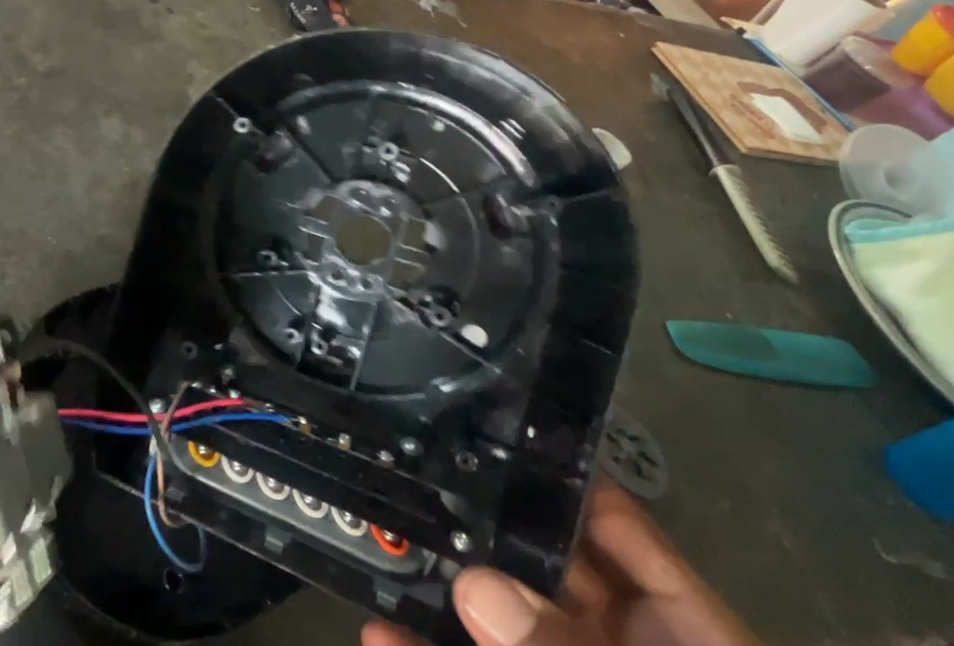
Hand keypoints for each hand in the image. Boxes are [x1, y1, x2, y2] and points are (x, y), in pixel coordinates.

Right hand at [362, 482, 759, 645]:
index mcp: (681, 632)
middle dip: (476, 532)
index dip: (556, 479)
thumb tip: (478, 587)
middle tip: (406, 487)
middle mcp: (616, 644)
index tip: (483, 433)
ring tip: (380, 551)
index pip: (620, 533)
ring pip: (494, 621)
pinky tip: (378, 634)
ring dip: (436, 593)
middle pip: (541, 571)